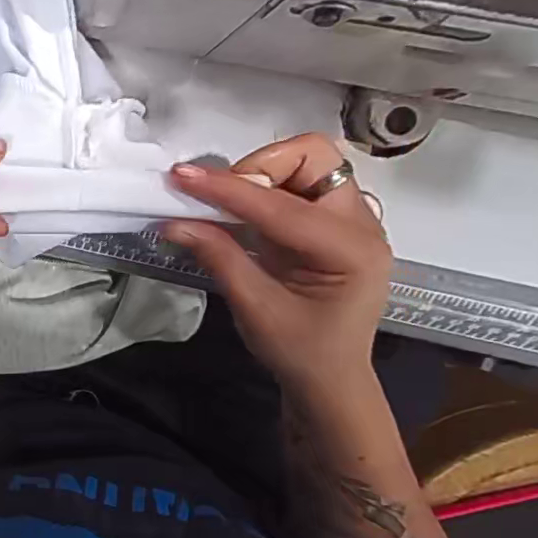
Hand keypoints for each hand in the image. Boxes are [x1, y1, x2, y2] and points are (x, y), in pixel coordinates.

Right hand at [162, 134, 389, 396]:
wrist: (330, 379)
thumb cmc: (299, 353)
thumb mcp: (255, 310)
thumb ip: (219, 258)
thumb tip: (175, 221)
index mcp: (352, 252)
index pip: (282, 206)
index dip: (228, 189)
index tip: (183, 176)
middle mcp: (362, 224)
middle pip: (314, 158)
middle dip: (260, 167)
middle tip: (221, 198)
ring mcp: (354, 219)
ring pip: (310, 163)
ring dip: (265, 174)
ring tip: (230, 205)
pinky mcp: (337, 221)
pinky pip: (303, 183)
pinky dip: (269, 187)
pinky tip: (245, 211)